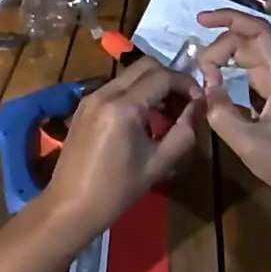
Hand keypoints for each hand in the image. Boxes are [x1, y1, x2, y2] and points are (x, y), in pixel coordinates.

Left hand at [44, 58, 202, 233]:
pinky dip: (134, 94)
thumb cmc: (116, 190)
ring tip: (168, 114)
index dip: (186, 84)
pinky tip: (144, 120)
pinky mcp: (84, 106)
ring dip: (152, 86)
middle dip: (169, 79)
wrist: (71, 205)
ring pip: (129, 76)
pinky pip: (115, 88)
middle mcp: (104, 93)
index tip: (199, 101)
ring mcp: (91, 97)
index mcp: (123, 106)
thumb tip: (197, 109)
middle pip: (145, 66)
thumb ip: (183, 133)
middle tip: (185, 104)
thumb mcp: (159, 164)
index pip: (162, 76)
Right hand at [196, 9, 270, 196]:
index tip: (200, 20)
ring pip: (245, 53)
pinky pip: (246, 70)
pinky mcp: (270, 95)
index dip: (230, 18)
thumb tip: (205, 87)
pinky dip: (226, 69)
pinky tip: (214, 82)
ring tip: (204, 76)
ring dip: (221, 57)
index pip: (258, 31)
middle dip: (219, 46)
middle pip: (247, 40)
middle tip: (201, 72)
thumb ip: (221, 113)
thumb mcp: (247, 142)